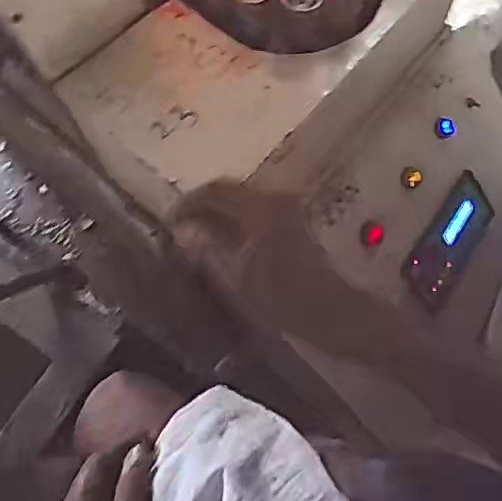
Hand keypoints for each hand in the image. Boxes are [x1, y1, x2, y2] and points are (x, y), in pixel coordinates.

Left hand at [49, 442, 153, 500]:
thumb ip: (132, 489)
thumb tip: (140, 448)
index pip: (98, 460)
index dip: (125, 445)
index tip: (152, 437)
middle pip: (92, 476)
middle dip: (121, 460)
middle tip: (151, 454)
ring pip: (94, 495)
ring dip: (118, 482)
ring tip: (145, 477)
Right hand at [173, 181, 411, 363]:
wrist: (332, 311)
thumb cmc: (285, 299)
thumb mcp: (238, 278)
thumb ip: (208, 247)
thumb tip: (182, 230)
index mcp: (259, 208)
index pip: (214, 191)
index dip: (188, 204)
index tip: (169, 220)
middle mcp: (274, 199)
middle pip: (228, 190)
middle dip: (201, 204)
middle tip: (179, 225)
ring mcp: (287, 207)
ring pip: (242, 198)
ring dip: (218, 210)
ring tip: (196, 232)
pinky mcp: (293, 218)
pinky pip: (255, 208)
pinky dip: (235, 217)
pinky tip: (224, 237)